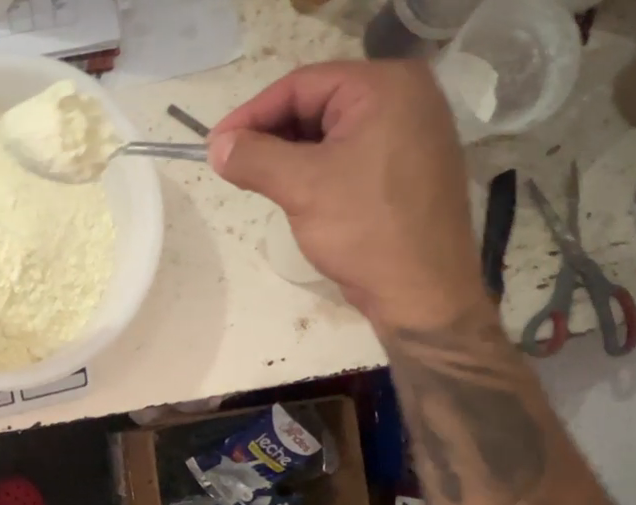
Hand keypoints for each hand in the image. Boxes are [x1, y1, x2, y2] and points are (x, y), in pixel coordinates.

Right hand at [208, 61, 486, 328]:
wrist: (421, 287)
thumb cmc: (366, 228)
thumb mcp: (302, 187)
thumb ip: (254, 158)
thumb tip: (217, 146)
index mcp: (385, 87)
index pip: (302, 85)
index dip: (251, 114)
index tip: (214, 146)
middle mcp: (404, 97)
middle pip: (316, 103)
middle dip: (269, 134)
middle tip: (231, 165)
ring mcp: (409, 131)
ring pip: (329, 131)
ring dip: (288, 154)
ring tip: (255, 181)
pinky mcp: (404, 165)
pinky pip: (348, 152)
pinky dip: (313, 167)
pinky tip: (292, 191)